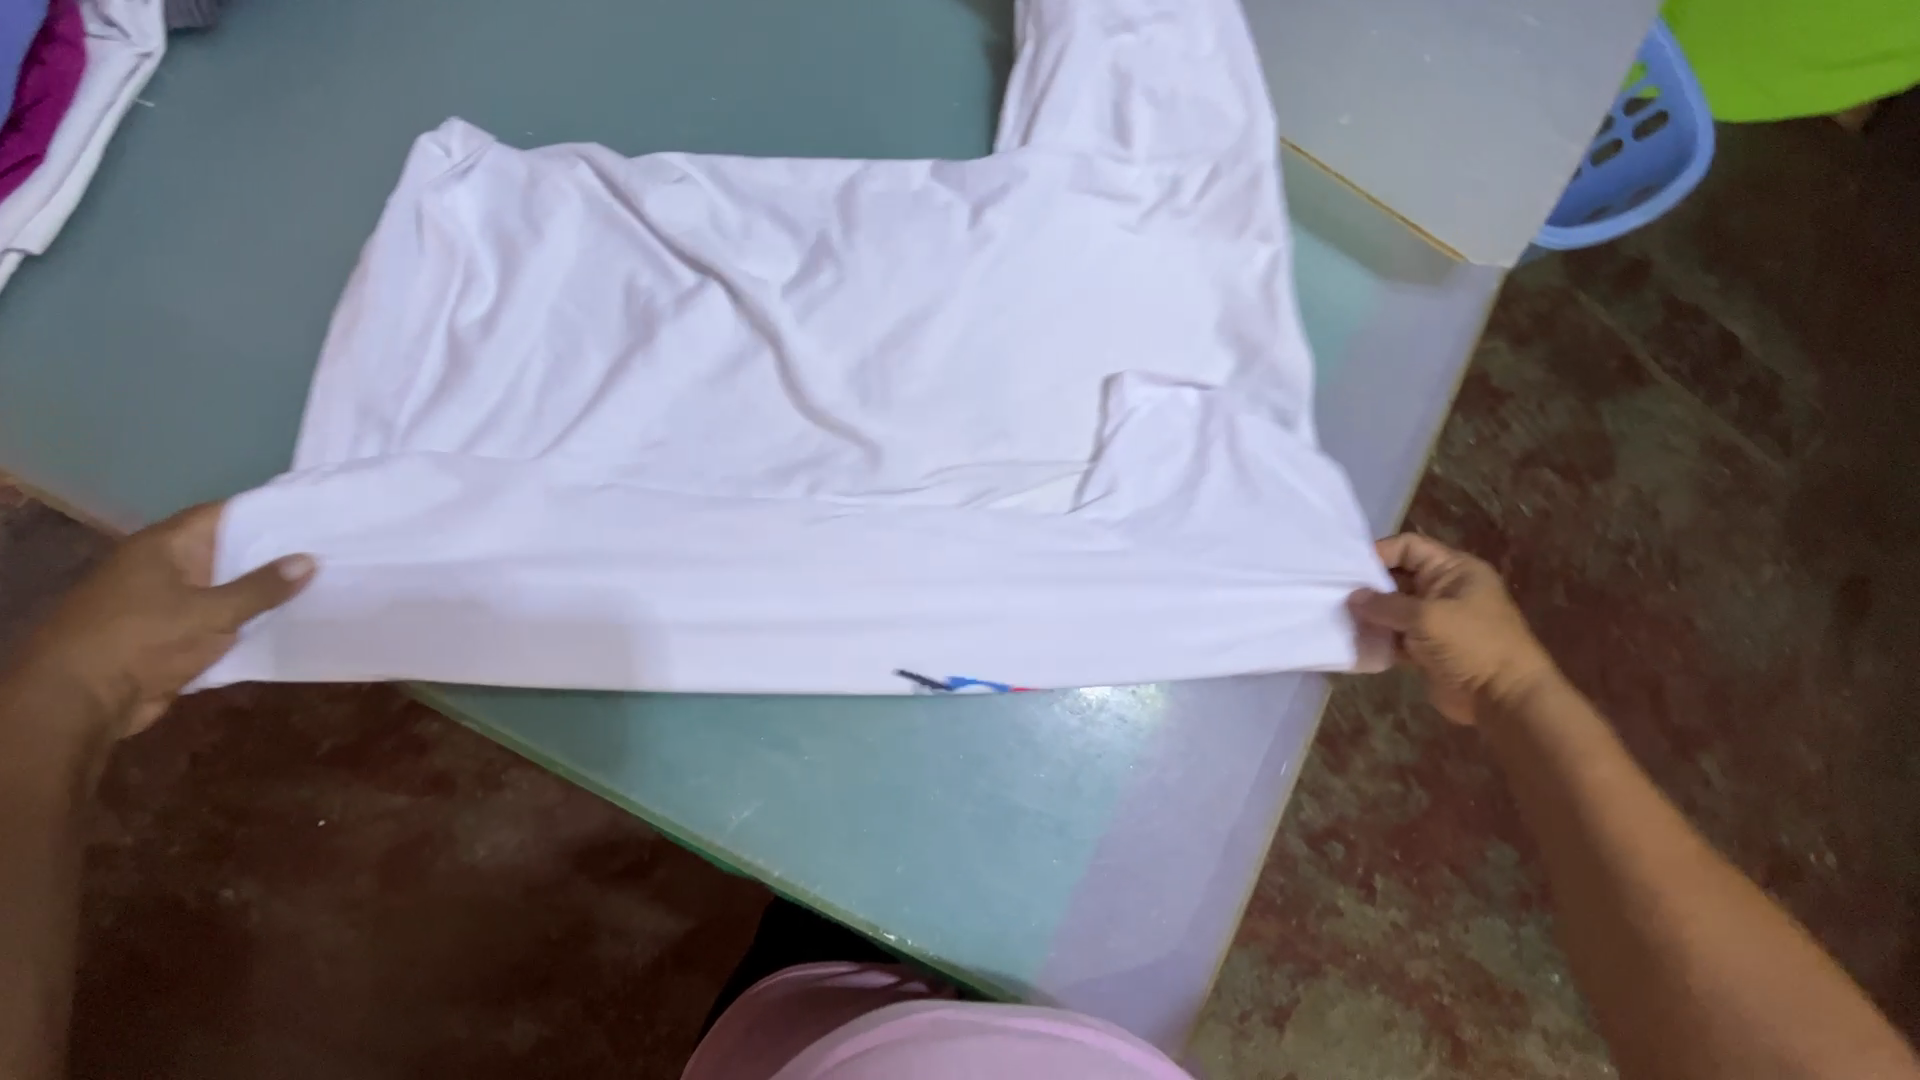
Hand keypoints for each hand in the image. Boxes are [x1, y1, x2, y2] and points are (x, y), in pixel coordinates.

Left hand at [10, 503, 313, 739]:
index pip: (222, 515)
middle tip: (328, 547)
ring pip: (226, 584)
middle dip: (273, 551)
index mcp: (164, 547)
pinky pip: (220, 614)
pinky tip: (288, 616)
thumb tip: (309, 559)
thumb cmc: (142, 641)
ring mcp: (165, 599)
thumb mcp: (212, 612)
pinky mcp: (170, 630)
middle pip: (227, 548)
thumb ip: (262, 587)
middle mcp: (163, 566)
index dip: (266, 512)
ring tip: (320, 580)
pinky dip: (248, 614)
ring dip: (263, 587)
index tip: (312, 514)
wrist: (82, 700)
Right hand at [1348, 533, 1558, 725]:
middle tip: (1336, 594)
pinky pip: (1394, 635)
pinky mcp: (1426, 647)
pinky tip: (1355, 640)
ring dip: (1370, 614)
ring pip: (1393, 608)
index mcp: (1455, 570)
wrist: (1502, 699)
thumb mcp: (1426, 617)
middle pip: (1397, 576)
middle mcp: (1444, 589)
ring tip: (1339, 617)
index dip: (1379, 553)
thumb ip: (1385, 605)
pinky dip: (1377, 637)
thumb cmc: (1472, 645)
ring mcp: (1436, 620)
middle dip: (1368, 586)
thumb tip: (1352, 598)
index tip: (1347, 569)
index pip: (1409, 547)